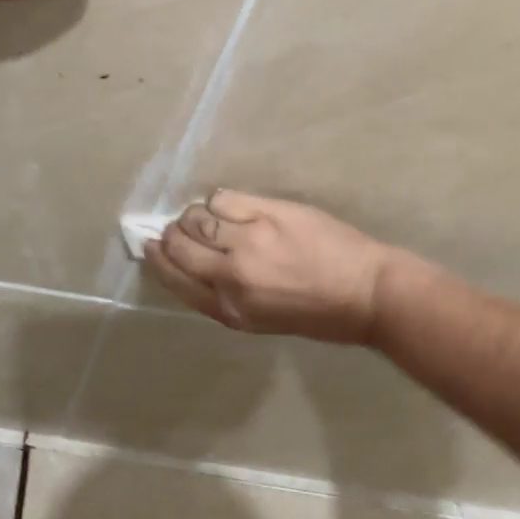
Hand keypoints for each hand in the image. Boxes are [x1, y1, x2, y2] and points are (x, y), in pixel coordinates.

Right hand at [144, 190, 407, 344]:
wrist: (370, 293)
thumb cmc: (317, 314)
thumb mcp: (260, 320)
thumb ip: (221, 294)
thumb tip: (188, 263)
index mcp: (229, 309)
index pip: (174, 277)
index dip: (157, 258)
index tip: (150, 245)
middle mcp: (231, 276)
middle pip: (178, 244)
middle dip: (172, 234)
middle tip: (178, 227)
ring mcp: (248, 241)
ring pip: (197, 216)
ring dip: (196, 215)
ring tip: (211, 217)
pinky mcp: (266, 213)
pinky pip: (223, 198)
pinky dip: (220, 202)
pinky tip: (234, 208)